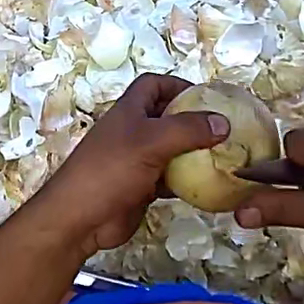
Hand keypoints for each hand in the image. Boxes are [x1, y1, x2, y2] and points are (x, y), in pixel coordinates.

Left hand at [28, 73, 229, 256]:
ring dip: (192, 151)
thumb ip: (187, 130)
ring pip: (170, 149)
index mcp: (129, 110)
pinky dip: (187, 179)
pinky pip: (170, 177)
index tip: (205, 96)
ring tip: (221, 155)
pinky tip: (207, 185)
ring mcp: (136, 160)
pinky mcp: (141, 186)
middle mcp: (132, 131)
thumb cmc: (110, 170)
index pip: (153, 84)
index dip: (177, 84)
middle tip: (222, 128)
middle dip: (192, 120)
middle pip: (165, 116)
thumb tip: (223, 122)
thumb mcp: (151, 142)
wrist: (80, 219)